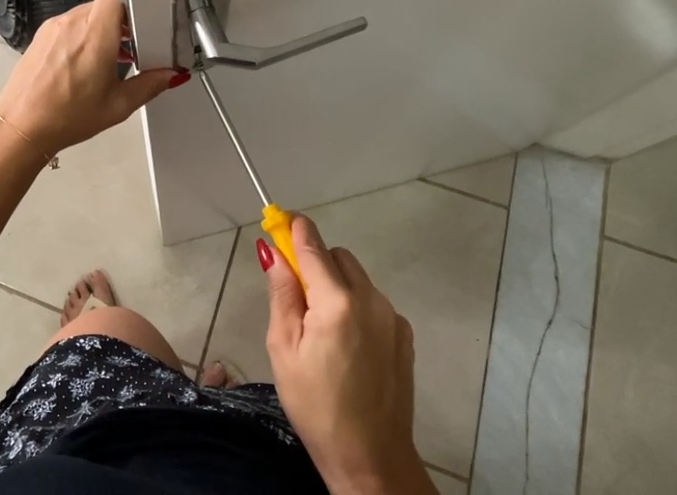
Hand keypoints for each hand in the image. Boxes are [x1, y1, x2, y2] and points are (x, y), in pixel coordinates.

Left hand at [0, 0, 185, 153]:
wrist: (22, 127)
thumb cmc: (64, 117)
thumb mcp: (117, 105)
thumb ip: (150, 85)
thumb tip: (170, 75)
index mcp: (95, 35)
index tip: (142, 14)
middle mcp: (72, 23)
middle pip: (104, 2)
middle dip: (121, 19)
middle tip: (132, 43)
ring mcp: (53, 27)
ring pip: (86, 13)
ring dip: (101, 27)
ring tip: (110, 57)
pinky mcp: (41, 35)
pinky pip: (68, 24)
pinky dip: (82, 35)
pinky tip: (87, 62)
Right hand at [265, 215, 433, 494]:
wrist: (372, 458)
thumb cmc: (315, 405)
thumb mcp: (284, 349)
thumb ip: (282, 294)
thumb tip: (272, 251)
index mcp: (337, 302)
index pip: (313, 246)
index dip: (294, 229)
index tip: (279, 218)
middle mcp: (371, 300)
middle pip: (338, 257)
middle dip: (315, 262)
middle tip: (295, 294)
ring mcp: (393, 317)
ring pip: (357, 279)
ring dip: (336, 285)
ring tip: (320, 329)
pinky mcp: (404, 335)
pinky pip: (373, 302)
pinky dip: (355, 307)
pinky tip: (345, 345)